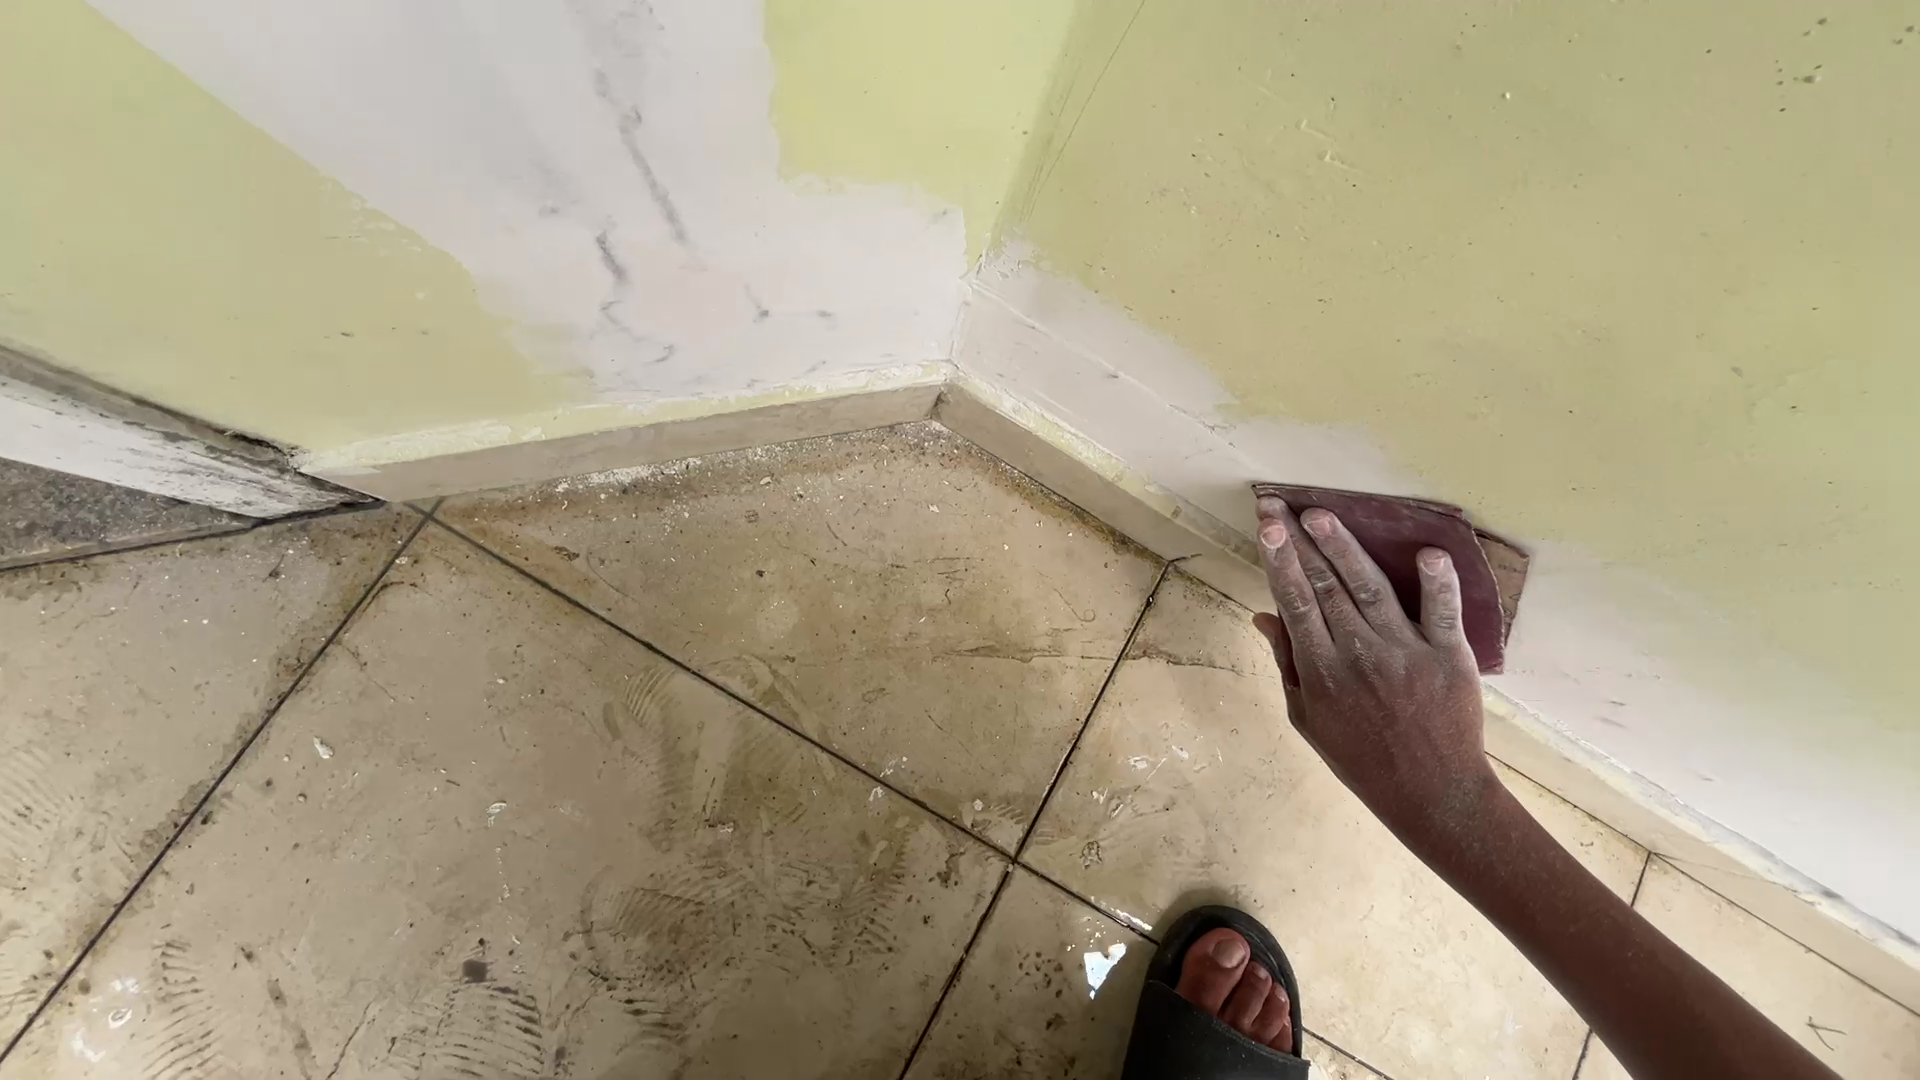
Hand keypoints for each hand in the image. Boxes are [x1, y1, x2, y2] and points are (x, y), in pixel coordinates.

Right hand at [1250, 495, 1499, 861]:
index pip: (1294, 602)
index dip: (1279, 560)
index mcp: (1321, 669)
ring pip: (1369, 587)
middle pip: (1324, 585)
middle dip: (1300, 541)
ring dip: (1344, 547)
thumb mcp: (1307, 718)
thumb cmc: (1359, 758)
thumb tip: (1263, 616)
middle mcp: (1358, 652)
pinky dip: (1437, 582)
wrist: (1432, 794)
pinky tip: (1427, 552)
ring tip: (1322, 515)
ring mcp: (1405, 651)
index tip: (1267, 526)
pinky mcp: (1449, 655)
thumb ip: (1287, 664)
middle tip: (1281, 504)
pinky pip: (1442, 612)